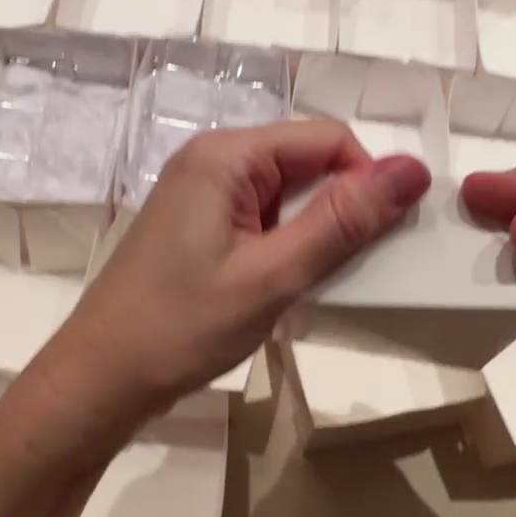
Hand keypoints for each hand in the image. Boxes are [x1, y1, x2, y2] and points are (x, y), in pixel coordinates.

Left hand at [43, 120, 430, 420]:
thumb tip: (413, 169)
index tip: (386, 238)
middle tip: (357, 269)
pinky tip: (290, 286)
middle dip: (343, 208)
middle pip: (306, 163)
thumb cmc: (182, 327)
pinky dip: (287, 247)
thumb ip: (342, 222)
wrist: (101, 378)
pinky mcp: (198, 227)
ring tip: (322, 283)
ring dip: (316, 233)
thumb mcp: (272, 276)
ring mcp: (201, 195)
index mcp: (226, 155)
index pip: (327, 138)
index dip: (368, 180)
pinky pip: (262, 220)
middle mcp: (212, 161)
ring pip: (287, 195)